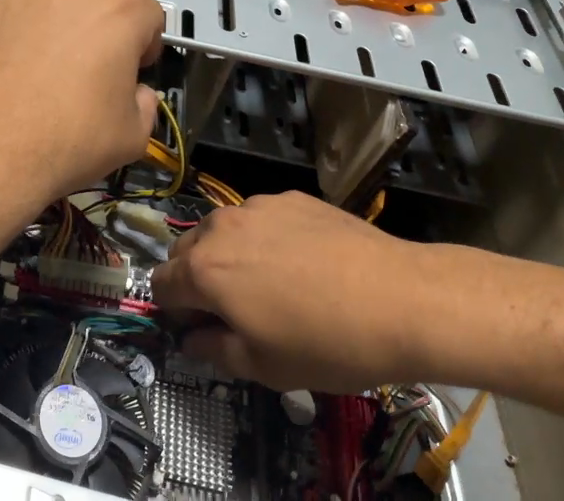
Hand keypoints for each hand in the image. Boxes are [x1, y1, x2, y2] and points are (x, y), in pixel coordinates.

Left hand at [0, 0, 163, 201]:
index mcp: (120, 10)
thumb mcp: (134, 134)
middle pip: (100, 1)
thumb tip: (136, 96)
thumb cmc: (68, 138)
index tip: (134, 68)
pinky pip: (17, 18)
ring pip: (56, 6)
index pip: (148, 13)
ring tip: (49, 77)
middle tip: (93, 74)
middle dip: (102, 31)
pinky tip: (17, 75)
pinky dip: (21, 37)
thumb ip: (145, 103)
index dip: (145, 44)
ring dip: (60, 30)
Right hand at [151, 190, 445, 393]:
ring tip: (271, 283)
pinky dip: (265, 238)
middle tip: (233, 309)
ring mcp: (256, 206)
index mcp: (203, 271)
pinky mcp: (291, 197)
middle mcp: (220, 228)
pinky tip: (304, 264)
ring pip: (222, 230)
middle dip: (196, 278)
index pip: (160, 285)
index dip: (172, 311)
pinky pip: (260, 218)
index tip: (199, 329)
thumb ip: (214, 350)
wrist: (403, 299)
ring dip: (228, 254)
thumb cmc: (327, 343)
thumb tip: (193, 339)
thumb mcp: (264, 367)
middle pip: (184, 251)